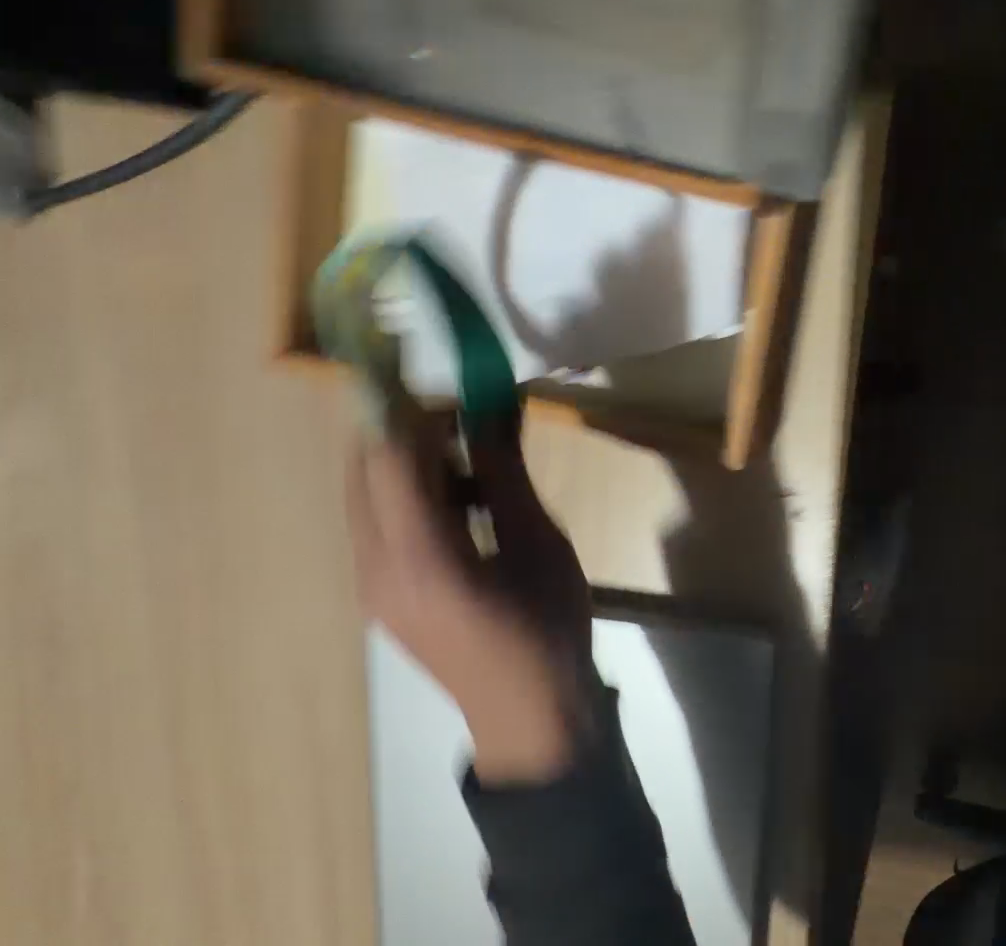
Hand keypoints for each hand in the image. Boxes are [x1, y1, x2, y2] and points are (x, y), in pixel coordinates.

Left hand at [346, 414, 594, 782]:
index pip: (392, 457)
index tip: (455, 379)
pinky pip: (383, 523)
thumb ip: (507, 475)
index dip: (415, 407)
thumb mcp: (540, 544)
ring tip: (482, 461)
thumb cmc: (549, 626)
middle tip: (474, 416)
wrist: (529, 714)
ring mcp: (371, 583)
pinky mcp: (381, 593)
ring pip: (371, 494)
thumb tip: (494, 406)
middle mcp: (376, 566)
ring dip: (415, 461)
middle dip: (411, 429)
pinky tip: (472, 506)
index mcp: (423, 557)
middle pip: (368, 470)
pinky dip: (417, 495)